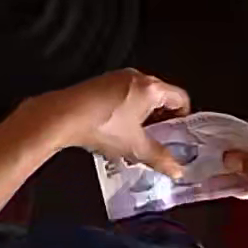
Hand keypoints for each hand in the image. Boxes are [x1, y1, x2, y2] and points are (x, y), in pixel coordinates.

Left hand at [22, 69, 190, 177]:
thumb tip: (177, 170)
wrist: (64, 115)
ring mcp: (116, 77)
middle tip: (159, 142)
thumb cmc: (105, 126)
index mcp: (151, 87)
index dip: (184, 118)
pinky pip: (123, 96)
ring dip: (142, 118)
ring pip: (140, 97)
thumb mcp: (136, 147)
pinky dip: (126, 112)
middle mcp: (135, 77)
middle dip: (161, 120)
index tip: (178, 136)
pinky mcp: (100, 83)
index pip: (180, 97)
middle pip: (160, 97)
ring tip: (136, 141)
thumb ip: (160, 159)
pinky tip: (116, 132)